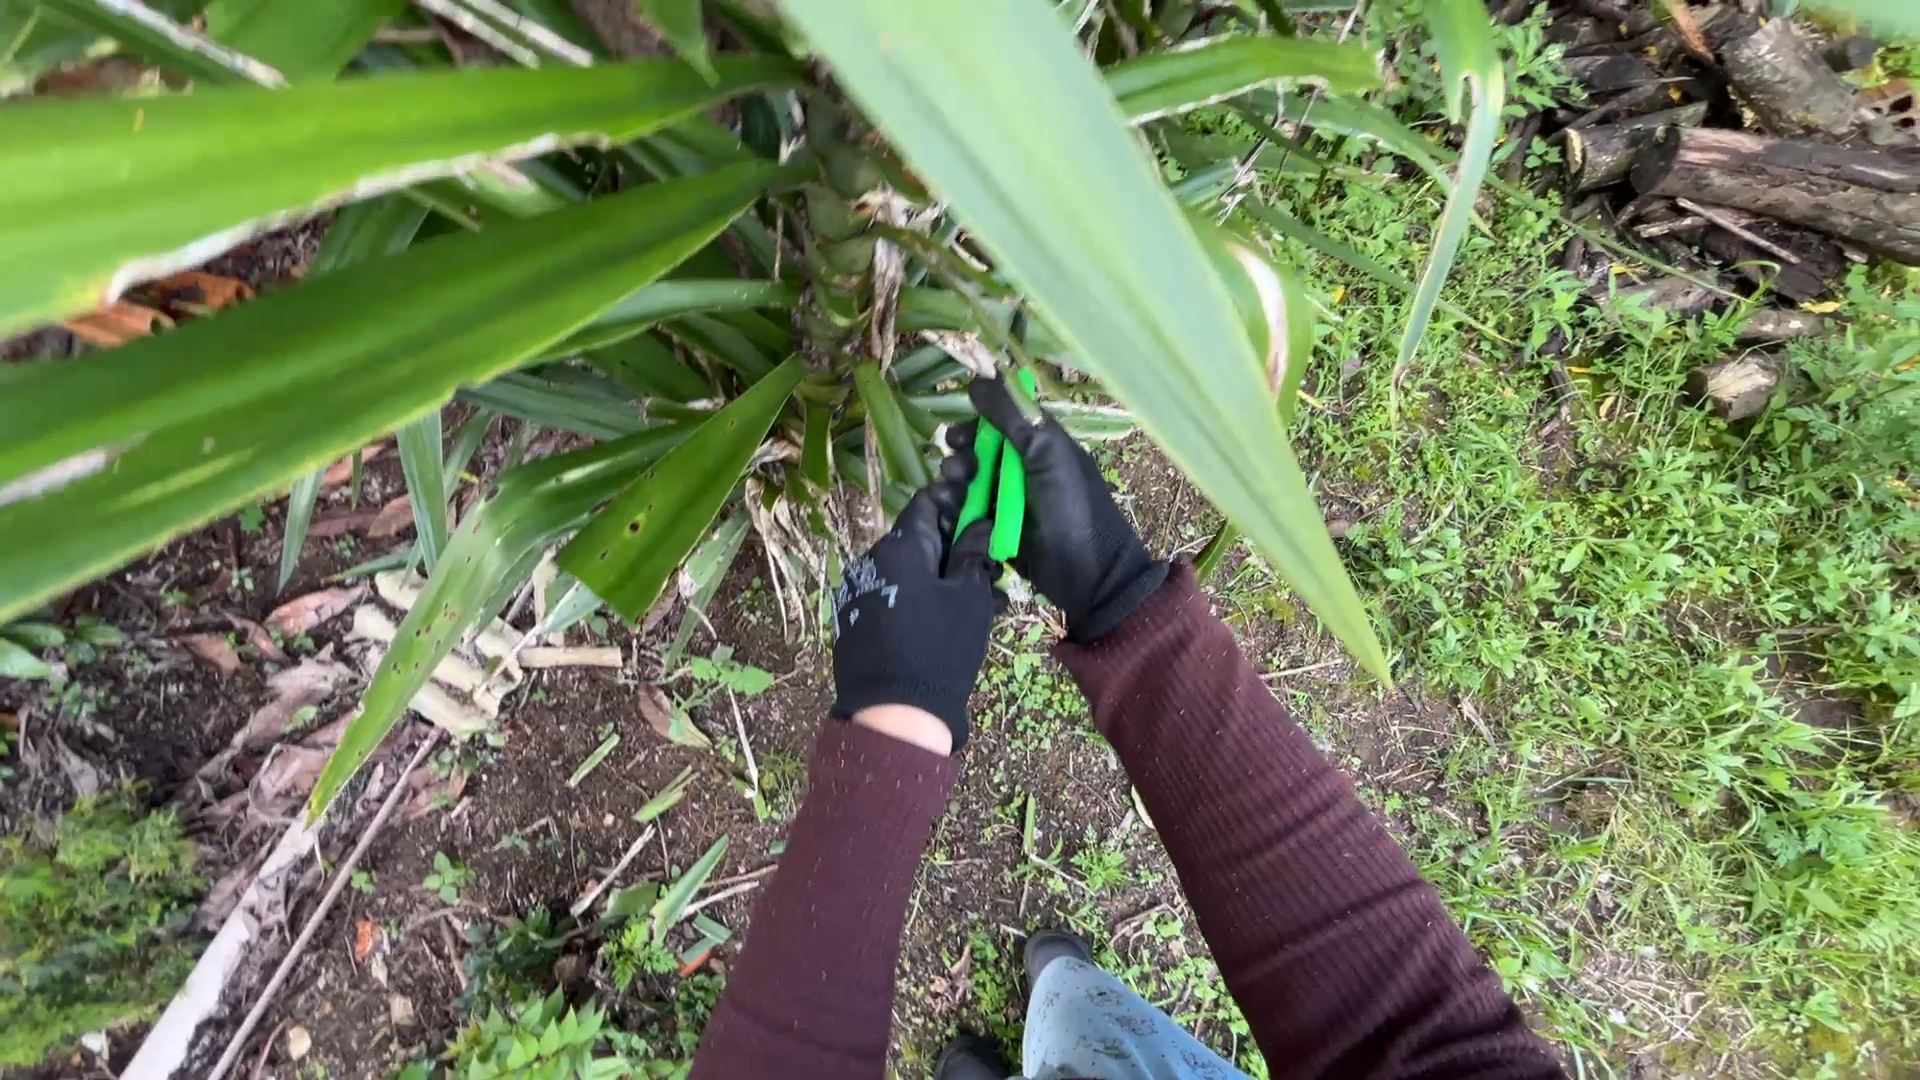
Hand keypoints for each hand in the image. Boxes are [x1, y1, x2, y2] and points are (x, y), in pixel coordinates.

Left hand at [831, 478, 997, 751]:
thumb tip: (979, 521)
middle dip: (952, 547)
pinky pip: (892, 592)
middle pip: (917, 538)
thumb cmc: (940, 646)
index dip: (956, 504)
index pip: (926, 503)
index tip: (980, 518)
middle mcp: (871, 560)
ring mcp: (858, 588)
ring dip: (939, 575)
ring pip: (906, 568)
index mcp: (898, 547)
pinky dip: (919, 596)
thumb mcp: (967, 596)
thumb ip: (972, 552)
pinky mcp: (854, 616)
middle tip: (987, 568)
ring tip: (976, 599)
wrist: (895, 711)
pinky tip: (946, 618)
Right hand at [959, 376, 1165, 642]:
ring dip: (953, 484)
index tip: (957, 435)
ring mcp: (1008, 501)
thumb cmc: (1072, 505)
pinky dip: (954, 511)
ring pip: (967, 483)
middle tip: (956, 470)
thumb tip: (978, 378)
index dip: (974, 423)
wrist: (1087, 572)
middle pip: (976, 451)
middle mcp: (1021, 468)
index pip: (998, 420)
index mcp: (1039, 443)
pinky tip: (948, 514)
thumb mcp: (1045, 451)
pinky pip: (966, 513)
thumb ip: (1012, 414)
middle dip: (960, 457)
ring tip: (950, 494)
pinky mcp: (995, 532)